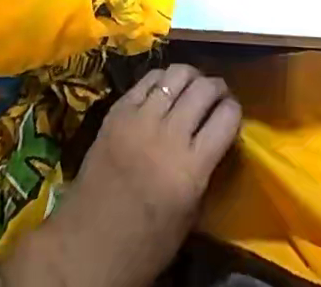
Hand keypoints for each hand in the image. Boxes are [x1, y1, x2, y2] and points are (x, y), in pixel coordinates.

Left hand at [0, 63, 241, 286]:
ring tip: (193, 86)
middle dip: (218, 88)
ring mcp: (140, 119)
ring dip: (192, 77)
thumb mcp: (189, 215)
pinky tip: (165, 88)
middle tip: (217, 95)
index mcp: (191, 168)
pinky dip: (162, 79)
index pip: (227, 117)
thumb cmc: (144, 244)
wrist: (86, 246)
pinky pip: (147, 80)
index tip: (232, 113)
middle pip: (205, 89)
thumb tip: (216, 136)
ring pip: (177, 75)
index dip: (235, 110)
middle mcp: (168, 136)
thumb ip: (206, 169)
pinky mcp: (117, 112)